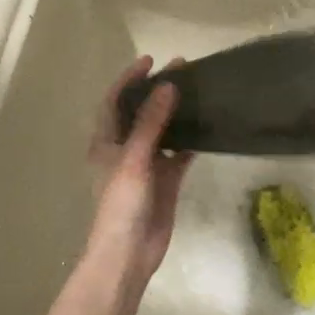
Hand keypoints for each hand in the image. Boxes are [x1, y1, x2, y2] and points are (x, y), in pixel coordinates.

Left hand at [85, 56, 193, 282]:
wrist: (129, 254)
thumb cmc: (121, 204)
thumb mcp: (134, 158)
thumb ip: (150, 122)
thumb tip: (168, 86)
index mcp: (106, 142)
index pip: (115, 100)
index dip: (129, 78)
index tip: (152, 60)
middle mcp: (125, 149)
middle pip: (141, 112)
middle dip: (157, 90)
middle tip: (182, 69)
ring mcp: (147, 165)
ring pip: (163, 131)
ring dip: (177, 112)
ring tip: (198, 91)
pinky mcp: (166, 181)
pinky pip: (179, 154)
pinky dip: (191, 140)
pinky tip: (207, 127)